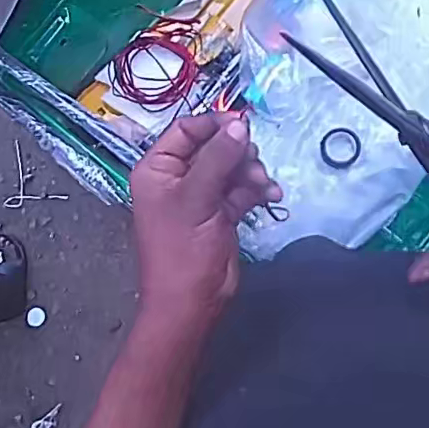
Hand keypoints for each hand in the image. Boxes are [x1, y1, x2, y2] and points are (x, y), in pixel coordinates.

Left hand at [130, 112, 280, 327]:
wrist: (191, 303)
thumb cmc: (182, 250)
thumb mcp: (197, 198)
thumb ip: (218, 158)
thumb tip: (239, 126)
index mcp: (158, 169)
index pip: (185, 130)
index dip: (214, 124)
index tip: (243, 125)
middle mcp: (177, 178)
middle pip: (213, 147)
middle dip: (238, 152)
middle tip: (254, 163)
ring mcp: (200, 195)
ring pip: (231, 167)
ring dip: (251, 172)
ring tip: (263, 185)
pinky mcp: (220, 212)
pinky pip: (241, 189)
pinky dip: (256, 189)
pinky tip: (271, 195)